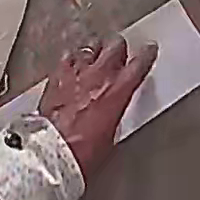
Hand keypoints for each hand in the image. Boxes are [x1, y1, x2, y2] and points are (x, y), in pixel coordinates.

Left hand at [40, 36, 155, 176]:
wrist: (50, 154)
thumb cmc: (81, 152)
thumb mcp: (111, 135)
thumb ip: (116, 111)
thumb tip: (114, 109)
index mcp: (117, 91)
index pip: (139, 63)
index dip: (146, 54)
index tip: (149, 50)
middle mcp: (98, 76)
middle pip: (115, 45)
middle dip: (119, 48)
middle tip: (120, 52)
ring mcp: (76, 73)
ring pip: (91, 46)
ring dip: (96, 50)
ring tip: (96, 54)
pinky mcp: (57, 76)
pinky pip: (68, 56)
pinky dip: (73, 58)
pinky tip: (73, 62)